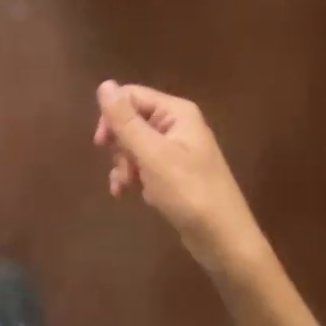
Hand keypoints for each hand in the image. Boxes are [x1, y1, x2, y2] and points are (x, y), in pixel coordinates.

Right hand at [94, 80, 259, 266]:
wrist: (224, 241)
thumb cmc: (189, 193)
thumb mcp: (152, 155)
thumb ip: (126, 120)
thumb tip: (103, 84)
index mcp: (177, 112)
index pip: (131, 96)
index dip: (112, 116)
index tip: (102, 144)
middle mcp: (178, 124)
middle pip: (133, 120)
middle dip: (119, 145)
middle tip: (120, 170)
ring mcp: (178, 149)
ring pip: (136, 144)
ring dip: (124, 164)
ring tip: (124, 187)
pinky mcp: (176, 172)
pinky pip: (146, 164)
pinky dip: (134, 176)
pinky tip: (130, 194)